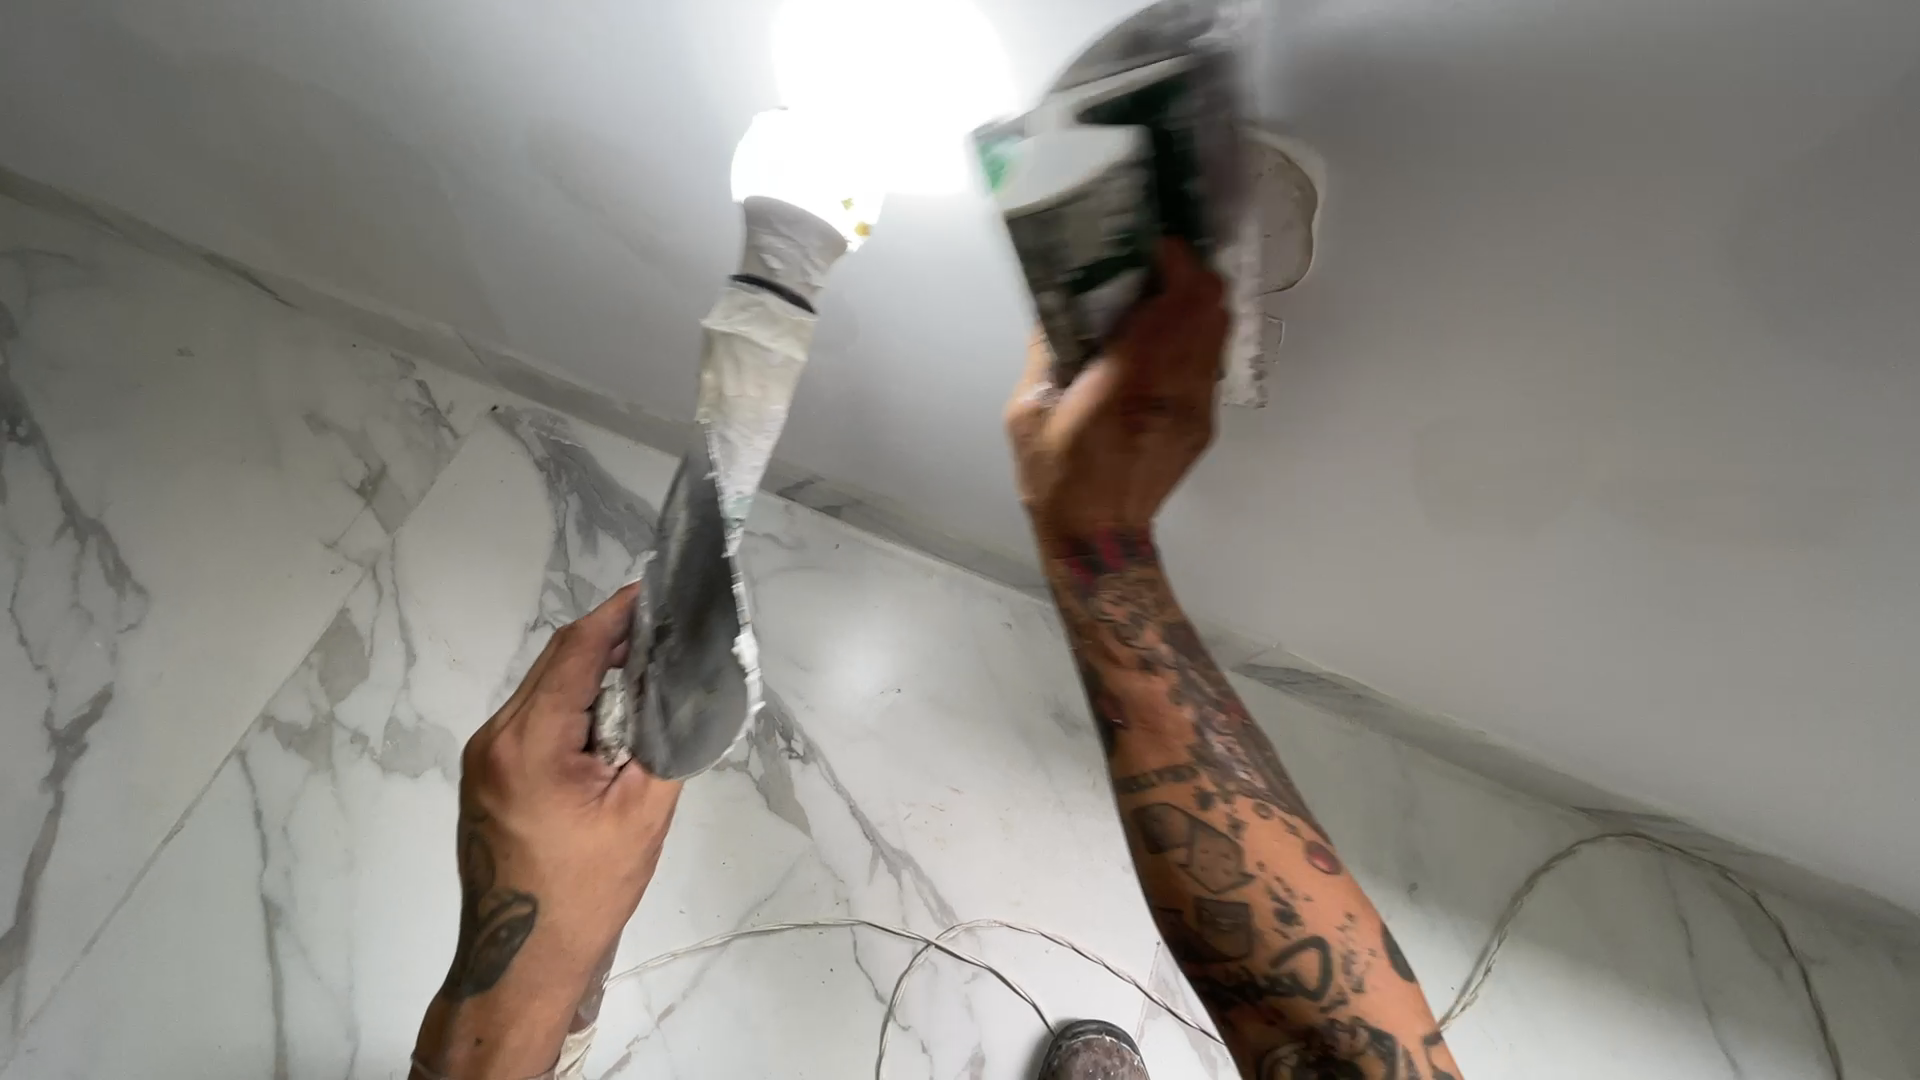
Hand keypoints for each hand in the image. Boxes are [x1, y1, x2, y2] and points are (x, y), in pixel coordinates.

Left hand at [415, 584, 680, 1078]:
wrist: (521, 962)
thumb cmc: (588, 888)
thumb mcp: (643, 810)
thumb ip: (662, 737)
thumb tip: (678, 685)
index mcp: (529, 743)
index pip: (574, 652)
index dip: (614, 614)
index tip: (652, 590)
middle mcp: (494, 738)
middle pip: (555, 661)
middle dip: (607, 636)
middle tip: (662, 627)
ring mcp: (484, 757)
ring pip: (544, 685)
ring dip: (592, 668)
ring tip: (646, 664)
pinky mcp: (488, 773)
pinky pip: (535, 714)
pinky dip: (575, 698)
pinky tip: (611, 711)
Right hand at [1005, 240, 1228, 553]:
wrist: (1100, 539)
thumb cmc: (1056, 480)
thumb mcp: (1027, 414)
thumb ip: (1045, 353)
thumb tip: (1056, 307)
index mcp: (1125, 383)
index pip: (1176, 300)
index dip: (1171, 260)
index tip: (1146, 247)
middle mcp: (1173, 390)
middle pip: (1210, 305)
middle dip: (1188, 272)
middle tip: (1153, 266)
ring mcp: (1196, 408)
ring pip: (1219, 330)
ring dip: (1196, 303)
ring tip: (1160, 298)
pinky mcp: (1203, 424)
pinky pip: (1212, 361)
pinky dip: (1195, 337)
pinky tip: (1164, 343)